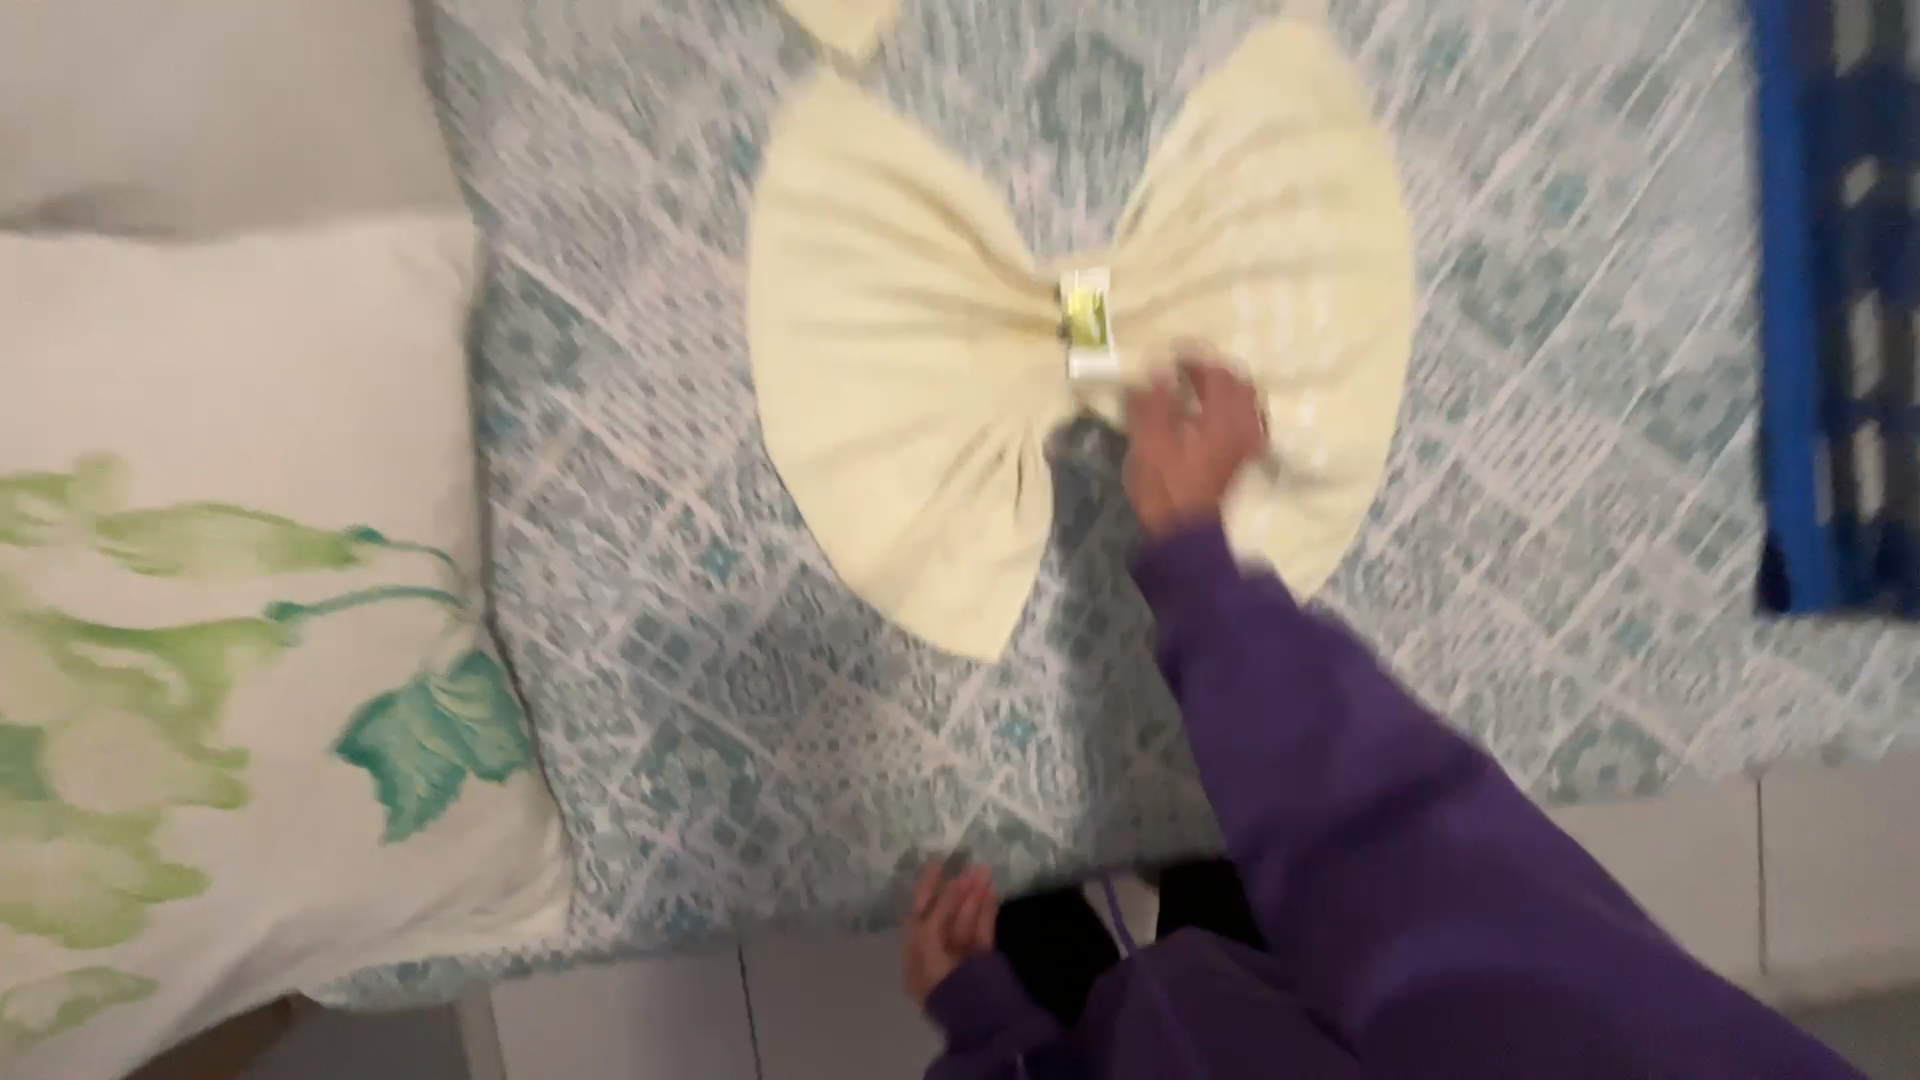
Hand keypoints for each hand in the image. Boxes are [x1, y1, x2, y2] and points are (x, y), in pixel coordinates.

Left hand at [903, 862, 997, 1007]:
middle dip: (957, 889)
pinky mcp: (982, 961)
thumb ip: (937, 915)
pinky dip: (987, 910)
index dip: (927, 886)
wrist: (981, 1020)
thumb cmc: (944, 984)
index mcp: (916, 957)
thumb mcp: (929, 948)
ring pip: (965, 919)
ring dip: (975, 895)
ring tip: (986, 872)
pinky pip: (982, 930)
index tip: (938, 862)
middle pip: (945, 914)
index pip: (919, 914)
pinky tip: (992, 891)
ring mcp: (961, 959)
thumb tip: (953, 886)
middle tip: (972, 866)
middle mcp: (936, 956)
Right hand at [1124, 343, 1268, 538]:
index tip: (1173, 352)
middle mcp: (1242, 425)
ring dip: (1226, 388)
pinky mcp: (1243, 458)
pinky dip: (1237, 411)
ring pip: (1248, 401)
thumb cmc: (1163, 487)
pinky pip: (1251, 423)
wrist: (1184, 531)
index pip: (1215, 372)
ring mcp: (1247, 443)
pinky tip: (1219, 415)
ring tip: (1201, 387)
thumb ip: (1152, 402)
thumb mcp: (1148, 442)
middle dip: (1213, 369)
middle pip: (1238, 382)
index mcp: (1220, 417)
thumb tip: (1156, 369)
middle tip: (1186, 368)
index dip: (1194, 357)